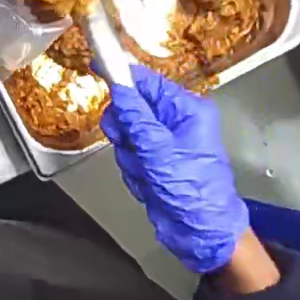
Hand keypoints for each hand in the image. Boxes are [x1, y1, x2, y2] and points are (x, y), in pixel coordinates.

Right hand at [101, 65, 249, 273]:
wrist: (201, 233)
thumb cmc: (195, 192)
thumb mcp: (160, 150)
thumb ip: (136, 118)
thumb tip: (119, 90)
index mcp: (187, 111)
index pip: (148, 83)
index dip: (122, 78)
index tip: (98, 66)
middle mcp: (175, 123)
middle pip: (131, 110)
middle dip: (126, 133)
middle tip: (134, 147)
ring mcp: (163, 145)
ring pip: (125, 137)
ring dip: (130, 157)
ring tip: (149, 173)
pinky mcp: (154, 164)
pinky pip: (129, 157)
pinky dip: (133, 172)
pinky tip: (149, 183)